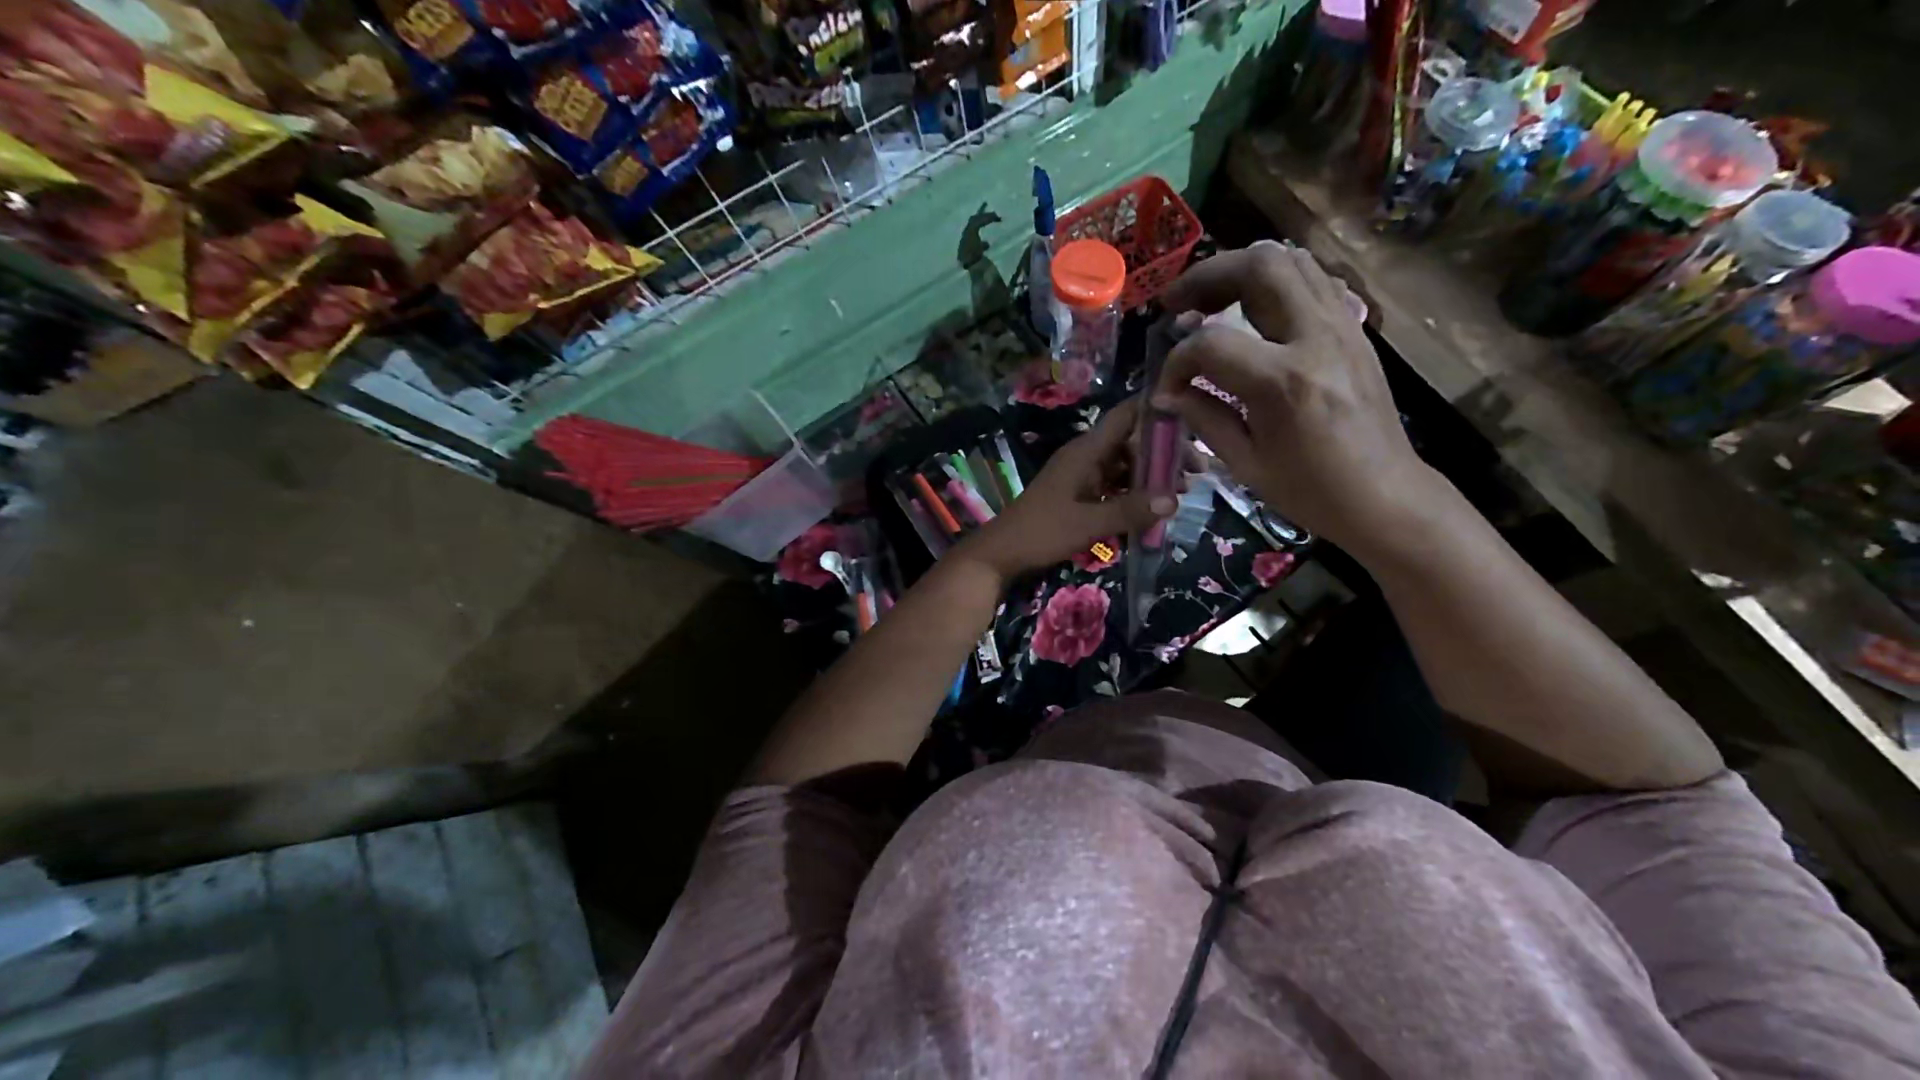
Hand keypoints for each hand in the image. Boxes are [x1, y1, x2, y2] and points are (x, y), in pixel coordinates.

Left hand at [955, 399, 1175, 580]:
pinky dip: (1134, 492)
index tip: (1193, 418)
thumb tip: (1174, 499)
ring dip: (1150, 475)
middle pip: (1132, 442)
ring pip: (1124, 465)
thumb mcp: (1088, 524)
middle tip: (1196, 473)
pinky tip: (1153, 507)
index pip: (1126, 415)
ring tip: (1182, 491)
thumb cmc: (1042, 532)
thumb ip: (1130, 511)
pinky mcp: (1079, 494)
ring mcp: (1082, 475)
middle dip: (1163, 453)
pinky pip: (1114, 485)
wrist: (1001, 553)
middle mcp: (1086, 456)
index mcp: (1086, 451)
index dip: (1157, 411)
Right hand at [1154, 242, 1440, 560]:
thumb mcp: (1245, 463)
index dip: (1177, 362)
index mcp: (1284, 382)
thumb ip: (1204, 416)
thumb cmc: (1311, 491)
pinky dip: (1275, 281)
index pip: (1211, 344)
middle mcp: (1316, 339)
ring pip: (1291, 260)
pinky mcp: (1354, 330)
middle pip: (1259, 266)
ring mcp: (1342, 327)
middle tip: (1177, 302)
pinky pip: (1313, 279)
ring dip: (1242, 269)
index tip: (1168, 387)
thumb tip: (1167, 393)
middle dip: (1206, 276)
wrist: (1384, 496)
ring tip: (1211, 298)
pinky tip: (1253, 309)